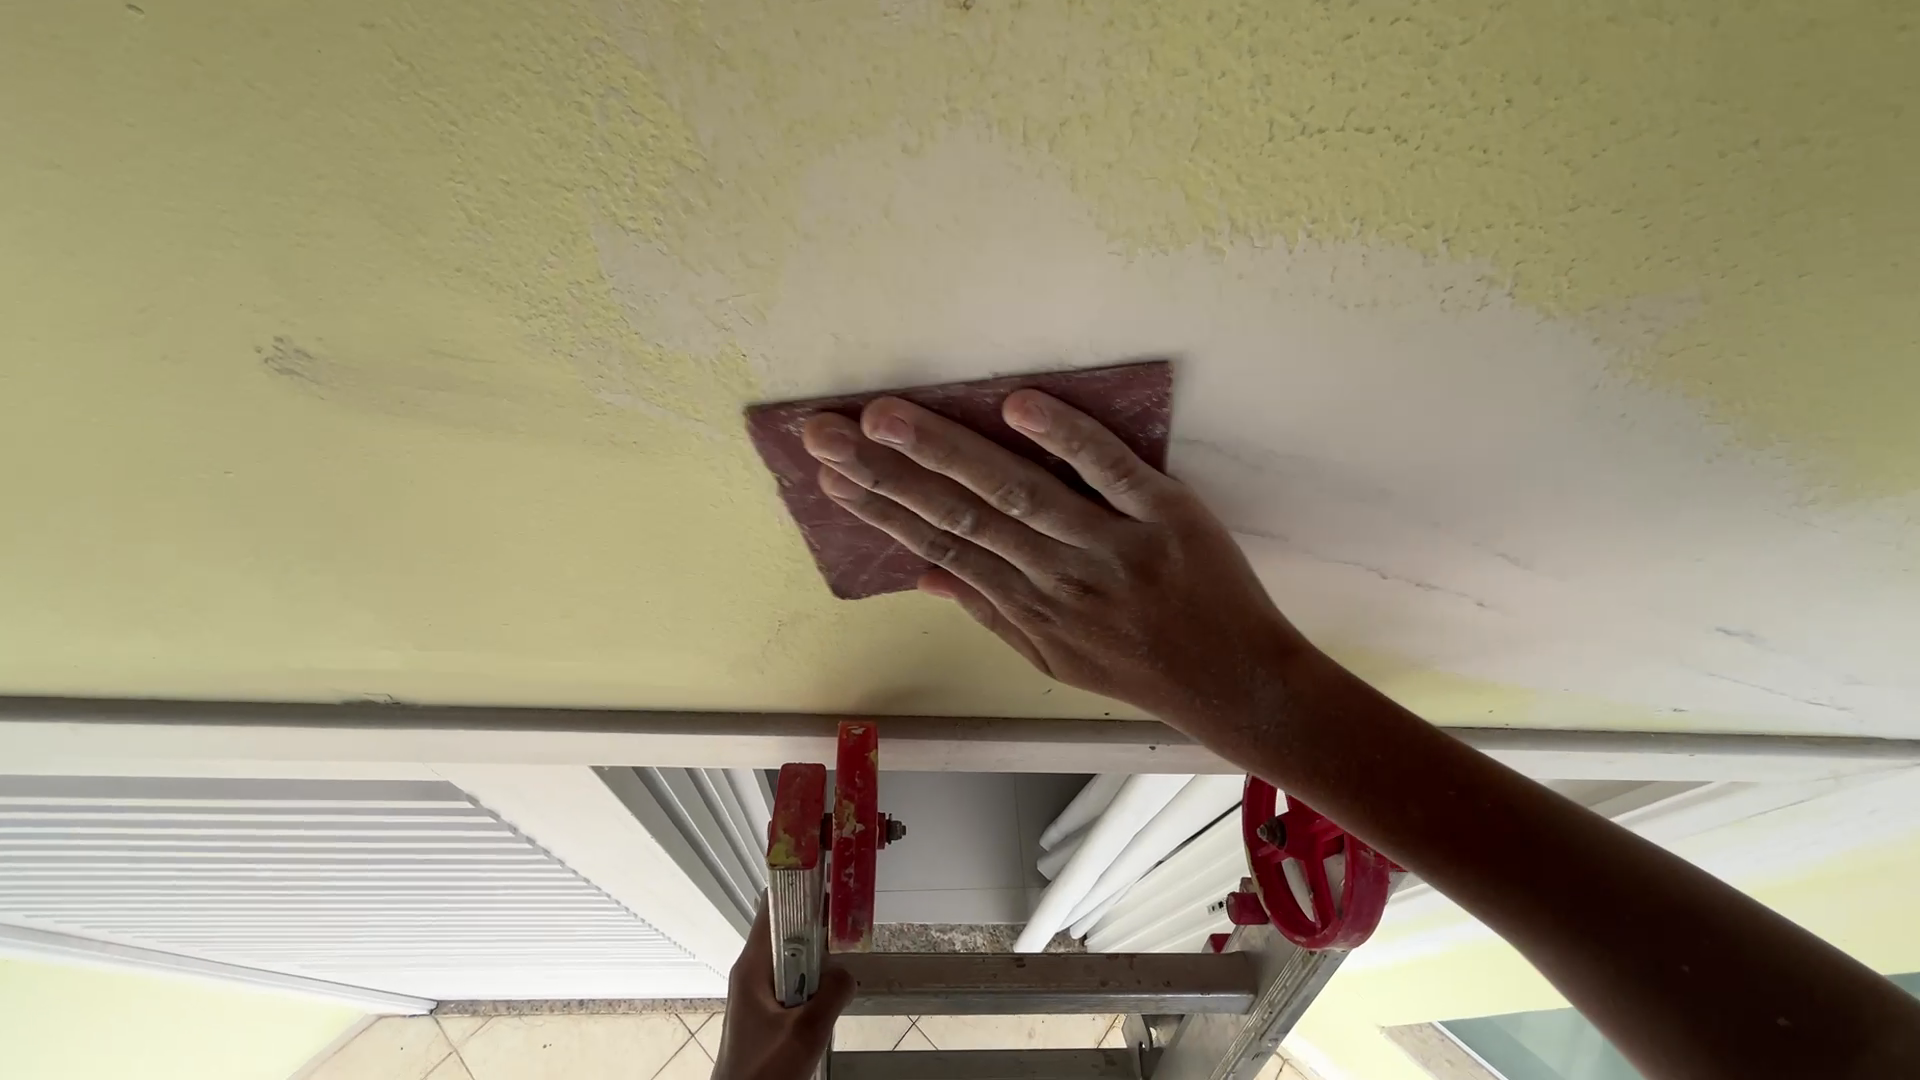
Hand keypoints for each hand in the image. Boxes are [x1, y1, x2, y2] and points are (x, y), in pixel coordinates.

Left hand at [711, 901, 853, 1079]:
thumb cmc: (762, 1075)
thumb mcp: (804, 1033)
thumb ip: (832, 994)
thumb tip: (847, 973)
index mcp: (752, 966)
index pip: (773, 906)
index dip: (799, 886)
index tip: (827, 872)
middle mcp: (752, 972)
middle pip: (786, 929)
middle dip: (816, 919)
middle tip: (847, 910)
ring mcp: (757, 993)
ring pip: (792, 957)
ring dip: (817, 953)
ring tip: (845, 946)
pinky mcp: (765, 1013)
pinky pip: (793, 982)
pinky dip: (813, 979)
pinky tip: (832, 990)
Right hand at [801, 390, 1314, 733]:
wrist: (1236, 683)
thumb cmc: (1138, 668)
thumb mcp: (1052, 657)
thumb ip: (989, 613)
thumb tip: (925, 575)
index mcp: (1025, 606)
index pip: (937, 548)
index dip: (879, 512)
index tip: (828, 478)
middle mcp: (1054, 575)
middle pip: (957, 516)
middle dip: (884, 474)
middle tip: (824, 434)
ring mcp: (1109, 544)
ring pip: (1015, 493)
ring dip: (945, 452)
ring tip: (884, 419)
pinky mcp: (1165, 514)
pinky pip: (1110, 470)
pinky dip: (1065, 438)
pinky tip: (1017, 405)